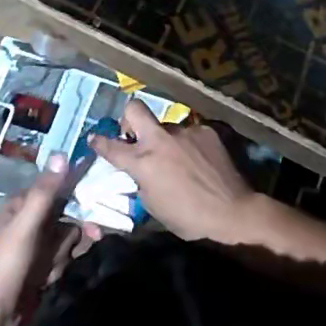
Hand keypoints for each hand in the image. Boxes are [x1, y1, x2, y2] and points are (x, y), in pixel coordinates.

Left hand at [0, 156, 79, 325]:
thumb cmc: (6, 267)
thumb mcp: (26, 226)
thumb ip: (45, 192)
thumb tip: (62, 154)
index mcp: (23, 206)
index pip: (58, 186)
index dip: (81, 189)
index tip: (103, 196)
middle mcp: (31, 221)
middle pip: (69, 213)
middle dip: (80, 227)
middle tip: (96, 236)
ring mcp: (37, 245)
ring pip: (69, 237)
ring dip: (67, 252)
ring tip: (53, 268)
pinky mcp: (42, 266)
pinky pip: (64, 257)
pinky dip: (61, 267)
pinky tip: (50, 279)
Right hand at [91, 101, 259, 244]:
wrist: (231, 210)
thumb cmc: (188, 217)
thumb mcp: (153, 206)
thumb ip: (142, 182)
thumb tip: (141, 171)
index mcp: (143, 162)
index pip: (111, 147)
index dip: (98, 142)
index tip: (93, 138)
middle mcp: (160, 140)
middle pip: (135, 108)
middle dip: (129, 118)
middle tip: (135, 134)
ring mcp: (184, 132)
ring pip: (166, 126)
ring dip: (166, 140)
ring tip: (179, 159)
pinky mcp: (205, 130)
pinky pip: (189, 133)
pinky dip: (188, 145)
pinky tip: (199, 160)